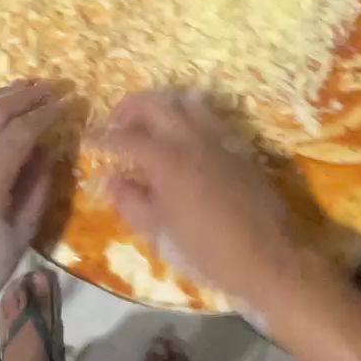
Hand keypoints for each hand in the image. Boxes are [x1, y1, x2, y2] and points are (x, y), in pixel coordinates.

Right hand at [100, 89, 305, 302]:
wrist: (272, 259)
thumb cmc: (210, 253)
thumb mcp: (161, 235)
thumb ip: (132, 202)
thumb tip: (111, 180)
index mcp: (167, 161)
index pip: (125, 137)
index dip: (102, 137)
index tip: (88, 140)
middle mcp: (191, 140)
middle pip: (153, 102)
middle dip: (128, 109)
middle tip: (115, 126)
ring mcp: (219, 140)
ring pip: (184, 101)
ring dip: (160, 107)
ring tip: (148, 127)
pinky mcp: (238, 148)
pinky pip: (207, 118)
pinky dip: (186, 117)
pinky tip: (182, 140)